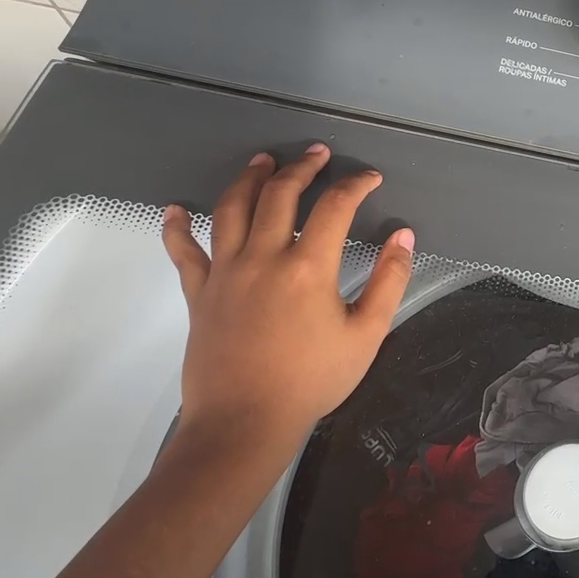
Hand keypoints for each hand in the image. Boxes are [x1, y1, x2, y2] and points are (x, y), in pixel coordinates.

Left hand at [161, 143, 413, 446]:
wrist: (244, 423)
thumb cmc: (313, 380)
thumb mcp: (367, 334)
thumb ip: (390, 281)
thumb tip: (404, 237)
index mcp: (308, 268)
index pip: (335, 208)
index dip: (356, 185)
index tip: (371, 178)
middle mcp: (263, 258)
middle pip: (279, 195)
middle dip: (301, 168)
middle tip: (317, 154)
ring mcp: (225, 273)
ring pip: (231, 210)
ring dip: (249, 180)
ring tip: (262, 162)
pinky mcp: (199, 293)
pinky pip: (184, 252)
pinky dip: (177, 227)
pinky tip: (174, 209)